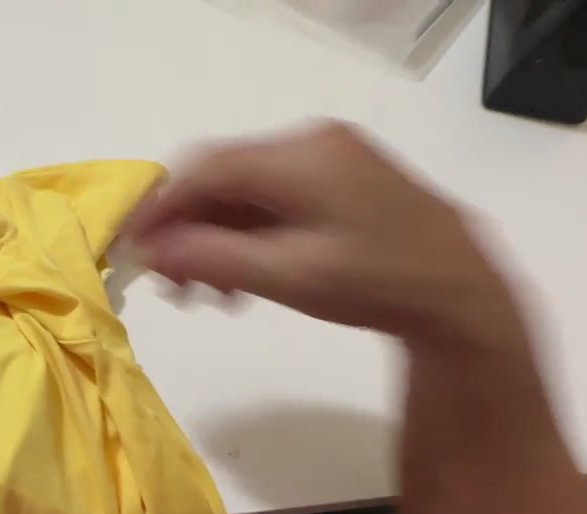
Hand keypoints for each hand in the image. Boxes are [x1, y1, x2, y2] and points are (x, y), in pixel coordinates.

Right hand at [122, 122, 527, 353]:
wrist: (457, 291)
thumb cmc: (374, 282)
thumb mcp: (286, 275)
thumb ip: (212, 259)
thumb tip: (149, 251)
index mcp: (299, 157)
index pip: (205, 170)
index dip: (159, 209)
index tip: (129, 252)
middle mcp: (307, 145)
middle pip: (218, 179)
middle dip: (183, 231)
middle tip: (168, 286)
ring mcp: (321, 162)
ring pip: (237, 195)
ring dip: (209, 241)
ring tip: (202, 294)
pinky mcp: (330, 184)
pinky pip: (263, 204)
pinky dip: (238, 240)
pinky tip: (235, 281)